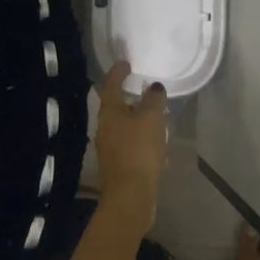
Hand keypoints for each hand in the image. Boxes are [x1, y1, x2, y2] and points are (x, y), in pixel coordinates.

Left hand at [93, 61, 168, 225]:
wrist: (130, 196)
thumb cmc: (138, 150)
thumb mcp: (151, 119)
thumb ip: (154, 99)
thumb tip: (154, 86)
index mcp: (109, 111)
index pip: (110, 83)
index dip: (118, 71)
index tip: (126, 63)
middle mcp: (104, 127)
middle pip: (115, 106)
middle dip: (129, 97)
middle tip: (145, 91)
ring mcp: (109, 148)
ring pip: (123, 126)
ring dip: (136, 120)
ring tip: (154, 119)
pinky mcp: (117, 166)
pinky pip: (129, 144)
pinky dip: (140, 140)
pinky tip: (155, 146)